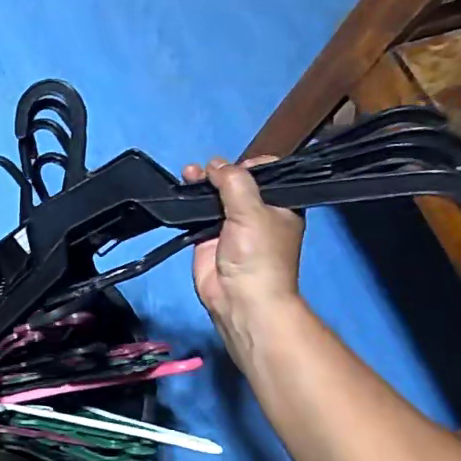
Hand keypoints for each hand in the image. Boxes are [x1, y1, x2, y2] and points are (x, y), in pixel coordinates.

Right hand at [182, 156, 304, 333]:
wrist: (240, 298)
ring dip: (201, 183)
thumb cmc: (258, 254)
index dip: (249, 164)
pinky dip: (188, 203)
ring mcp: (230, 226)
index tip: (234, 166)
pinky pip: (197, 214)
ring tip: (188, 173)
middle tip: (204, 169)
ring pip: (214, 197)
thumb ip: (234, 182)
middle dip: (219, 172)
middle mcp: (256, 213)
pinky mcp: (206, 238)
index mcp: (280, 205)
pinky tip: (180, 190)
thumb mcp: (253, 211)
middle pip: (236, 183)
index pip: (267, 174)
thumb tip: (214, 163)